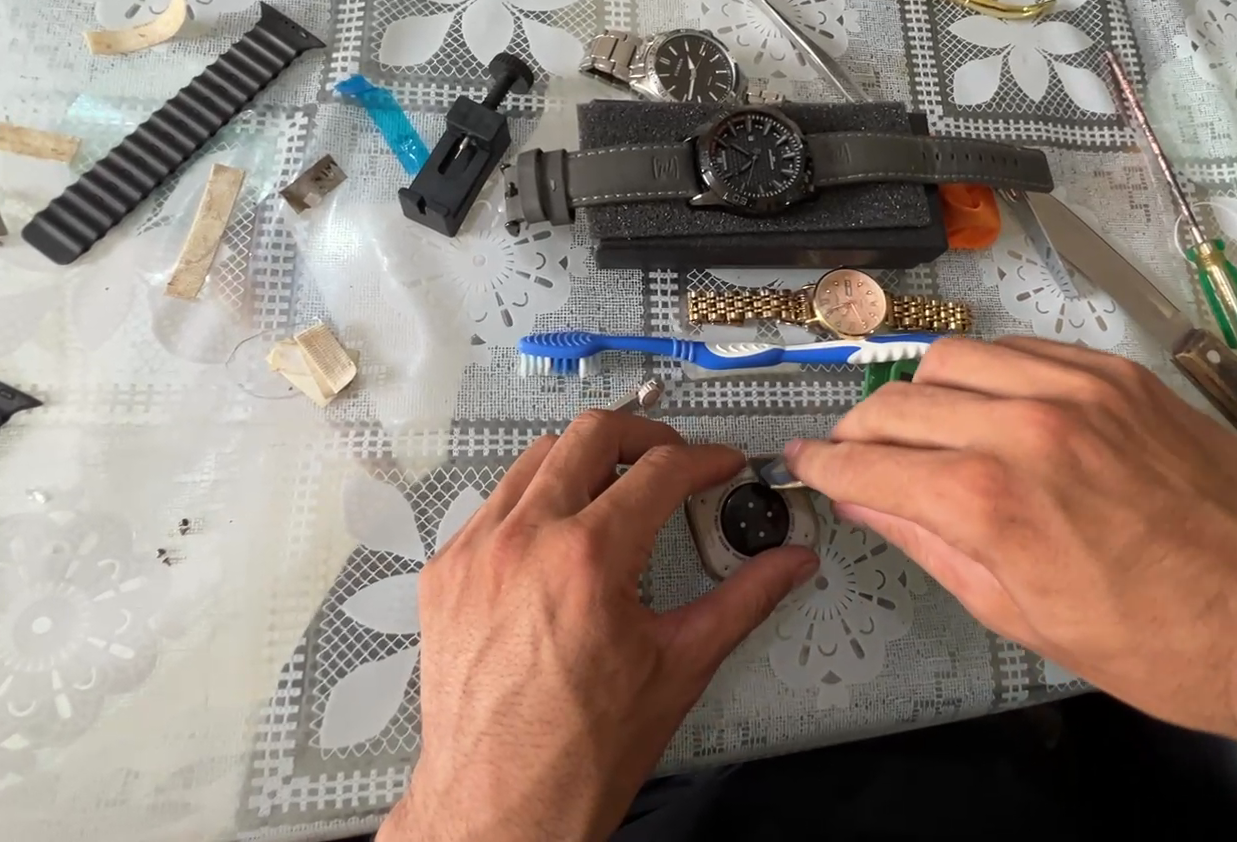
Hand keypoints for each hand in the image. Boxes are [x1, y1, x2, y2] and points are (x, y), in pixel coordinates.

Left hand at [384, 411, 817, 841]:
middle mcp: (525, 540)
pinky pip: (497, 501)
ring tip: (617, 486)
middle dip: (645, 434)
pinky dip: (537, 497)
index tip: (719, 466)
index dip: (704, 459)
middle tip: (672, 458)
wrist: (498, 811)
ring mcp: (477, 550)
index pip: (660, 469)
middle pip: (592, 432)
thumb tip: (789, 564)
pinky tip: (560, 531)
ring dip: (586, 458)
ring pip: (537, 456)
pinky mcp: (447, 570)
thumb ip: (745, 598)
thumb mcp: (680, 666)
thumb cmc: (582, 753)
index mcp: (588, 559)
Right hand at [783, 336, 1236, 747]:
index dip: (823, 465)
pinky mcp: (1115, 374)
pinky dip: (984, 374)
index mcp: (991, 503)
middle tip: (857, 455)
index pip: (867, 465)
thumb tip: (864, 502)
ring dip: (918, 393)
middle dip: (858, 431)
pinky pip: (1018, 348)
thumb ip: (925, 542)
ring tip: (927, 428)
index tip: (803, 461)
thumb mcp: (1015, 613)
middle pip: (895, 402)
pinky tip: (992, 406)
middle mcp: (1024, 430)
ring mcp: (1074, 391)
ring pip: (949, 359)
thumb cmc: (1153, 644)